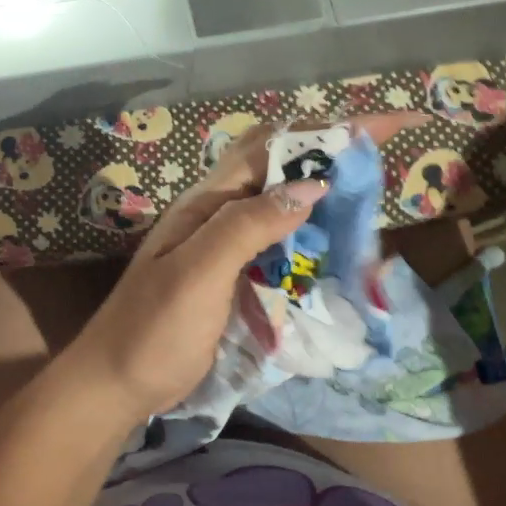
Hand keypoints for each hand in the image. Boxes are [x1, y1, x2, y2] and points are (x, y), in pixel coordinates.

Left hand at [61, 113, 427, 419]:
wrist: (115, 381)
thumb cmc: (153, 329)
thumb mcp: (197, 274)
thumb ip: (247, 226)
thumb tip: (312, 184)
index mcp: (207, 201)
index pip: (272, 146)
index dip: (327, 130)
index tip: (390, 124)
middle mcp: (216, 212)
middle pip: (279, 164)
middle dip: (331, 149)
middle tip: (389, 154)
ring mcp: (223, 244)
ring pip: (281, 199)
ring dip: (324, 188)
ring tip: (373, 192)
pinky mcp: (232, 275)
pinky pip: (278, 239)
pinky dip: (311, 231)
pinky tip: (337, 243)